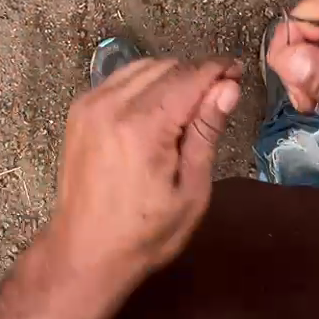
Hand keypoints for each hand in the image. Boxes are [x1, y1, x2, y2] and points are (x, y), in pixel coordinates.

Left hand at [37, 58, 242, 295]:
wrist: (85, 252)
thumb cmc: (145, 233)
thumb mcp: (190, 191)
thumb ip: (207, 132)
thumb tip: (228, 87)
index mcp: (142, 127)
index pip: (188, 77)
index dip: (217, 69)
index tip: (237, 69)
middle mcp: (113, 104)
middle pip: (167, 67)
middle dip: (196, 74)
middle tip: (218, 94)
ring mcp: (91, 102)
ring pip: (143, 66)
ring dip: (171, 75)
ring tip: (189, 103)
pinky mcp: (80, 107)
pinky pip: (121, 77)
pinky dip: (144, 81)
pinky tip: (156, 106)